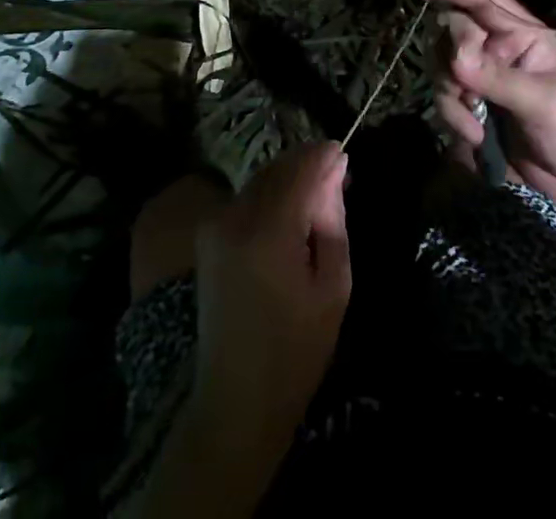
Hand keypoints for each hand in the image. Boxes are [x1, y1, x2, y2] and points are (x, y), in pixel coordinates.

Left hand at [191, 141, 350, 436]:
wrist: (236, 398)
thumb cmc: (297, 348)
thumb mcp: (333, 284)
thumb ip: (333, 219)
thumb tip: (336, 171)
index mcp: (268, 230)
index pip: (301, 166)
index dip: (328, 156)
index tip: (349, 160)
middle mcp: (233, 217)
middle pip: (278, 166)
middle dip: (309, 166)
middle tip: (338, 189)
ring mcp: (213, 225)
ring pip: (261, 178)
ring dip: (290, 179)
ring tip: (316, 210)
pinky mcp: (206, 236)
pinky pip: (246, 197)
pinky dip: (271, 195)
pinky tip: (289, 222)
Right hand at [423, 0, 555, 224]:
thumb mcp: (543, 103)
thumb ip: (496, 78)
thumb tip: (454, 57)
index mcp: (525, 34)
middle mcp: (500, 50)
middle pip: (451, 33)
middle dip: (449, 61)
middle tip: (465, 89)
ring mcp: (485, 79)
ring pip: (443, 69)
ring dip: (450, 97)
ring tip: (475, 127)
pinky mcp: (475, 108)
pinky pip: (446, 101)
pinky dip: (453, 118)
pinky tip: (476, 140)